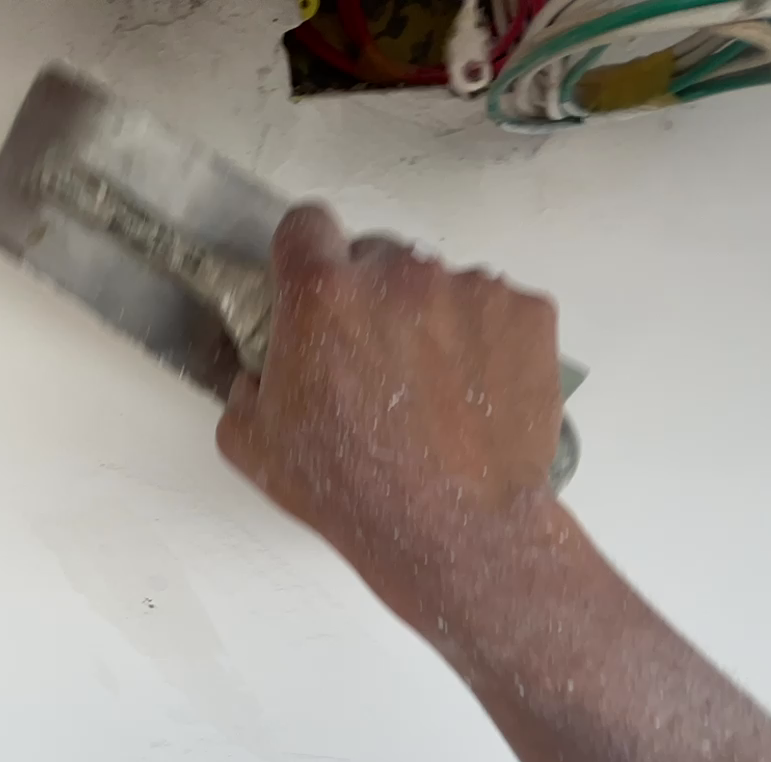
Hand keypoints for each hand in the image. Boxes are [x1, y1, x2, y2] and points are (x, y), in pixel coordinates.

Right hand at [216, 204, 565, 626]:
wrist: (447, 528)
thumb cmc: (345, 486)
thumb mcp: (250, 444)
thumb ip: (244, 386)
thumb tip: (261, 370)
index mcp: (322, 297)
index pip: (304, 224)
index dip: (300, 252)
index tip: (305, 282)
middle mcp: (399, 274)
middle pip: (373, 255)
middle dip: (363, 294)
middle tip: (364, 358)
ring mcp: (471, 288)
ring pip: (434, 282)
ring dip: (422, 318)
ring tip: (423, 389)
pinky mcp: (527, 312)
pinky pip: (490, 306)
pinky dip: (476, 338)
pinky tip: (465, 394)